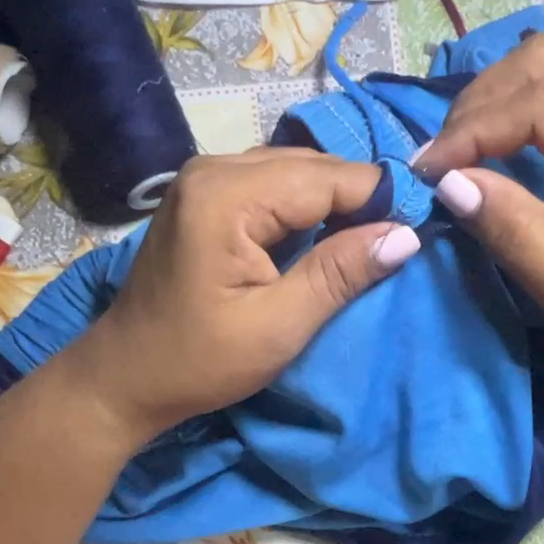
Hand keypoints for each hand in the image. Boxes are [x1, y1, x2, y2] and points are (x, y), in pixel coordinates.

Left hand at [60, 149, 421, 441]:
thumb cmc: (199, 362)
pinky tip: (320, 240)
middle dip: (357, 200)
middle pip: (311, 166)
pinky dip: (302, 209)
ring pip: (292, 172)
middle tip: (394, 243)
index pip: (328, 177)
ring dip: (331, 203)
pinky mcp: (203, 197)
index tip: (417, 234)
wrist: (125, 377)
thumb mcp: (278, 326)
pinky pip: (269, 187)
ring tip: (363, 244)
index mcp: (228, 195)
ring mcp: (204, 179)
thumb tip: (407, 235)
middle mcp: (214, 168)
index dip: (379, 200)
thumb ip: (339, 274)